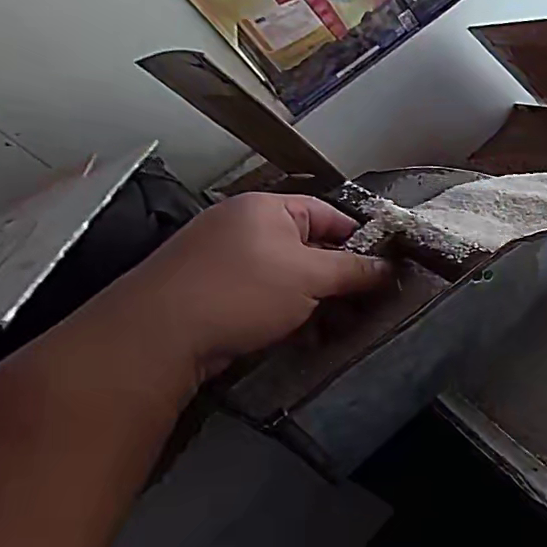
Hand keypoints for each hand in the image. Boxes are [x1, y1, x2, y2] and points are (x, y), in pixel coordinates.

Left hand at [83, 193, 390, 380]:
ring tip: (343, 324)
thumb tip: (389, 269)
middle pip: (314, 247)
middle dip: (343, 277)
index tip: (385, 269)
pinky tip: (310, 334)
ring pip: (294, 276)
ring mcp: (228, 260)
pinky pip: (270, 296)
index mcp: (266, 208)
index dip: (362, 240)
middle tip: (370, 302)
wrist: (156, 337)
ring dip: (322, 300)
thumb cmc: (239, 292)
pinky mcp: (218, 292)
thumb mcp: (312, 277)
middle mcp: (245, 227)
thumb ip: (357, 270)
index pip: (331, 214)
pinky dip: (294, 312)